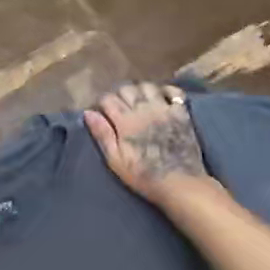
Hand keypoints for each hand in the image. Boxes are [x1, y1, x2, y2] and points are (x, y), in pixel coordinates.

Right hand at [84, 83, 222, 207]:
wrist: (180, 183)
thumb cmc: (143, 175)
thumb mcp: (115, 160)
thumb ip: (102, 134)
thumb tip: (88, 113)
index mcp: (126, 121)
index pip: (108, 99)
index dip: (102, 103)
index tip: (101, 112)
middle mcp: (144, 109)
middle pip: (126, 89)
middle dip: (119, 95)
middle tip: (118, 108)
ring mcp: (164, 109)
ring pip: (147, 86)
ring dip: (140, 90)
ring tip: (138, 101)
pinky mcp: (181, 113)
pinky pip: (174, 91)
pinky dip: (165, 90)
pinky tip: (160, 98)